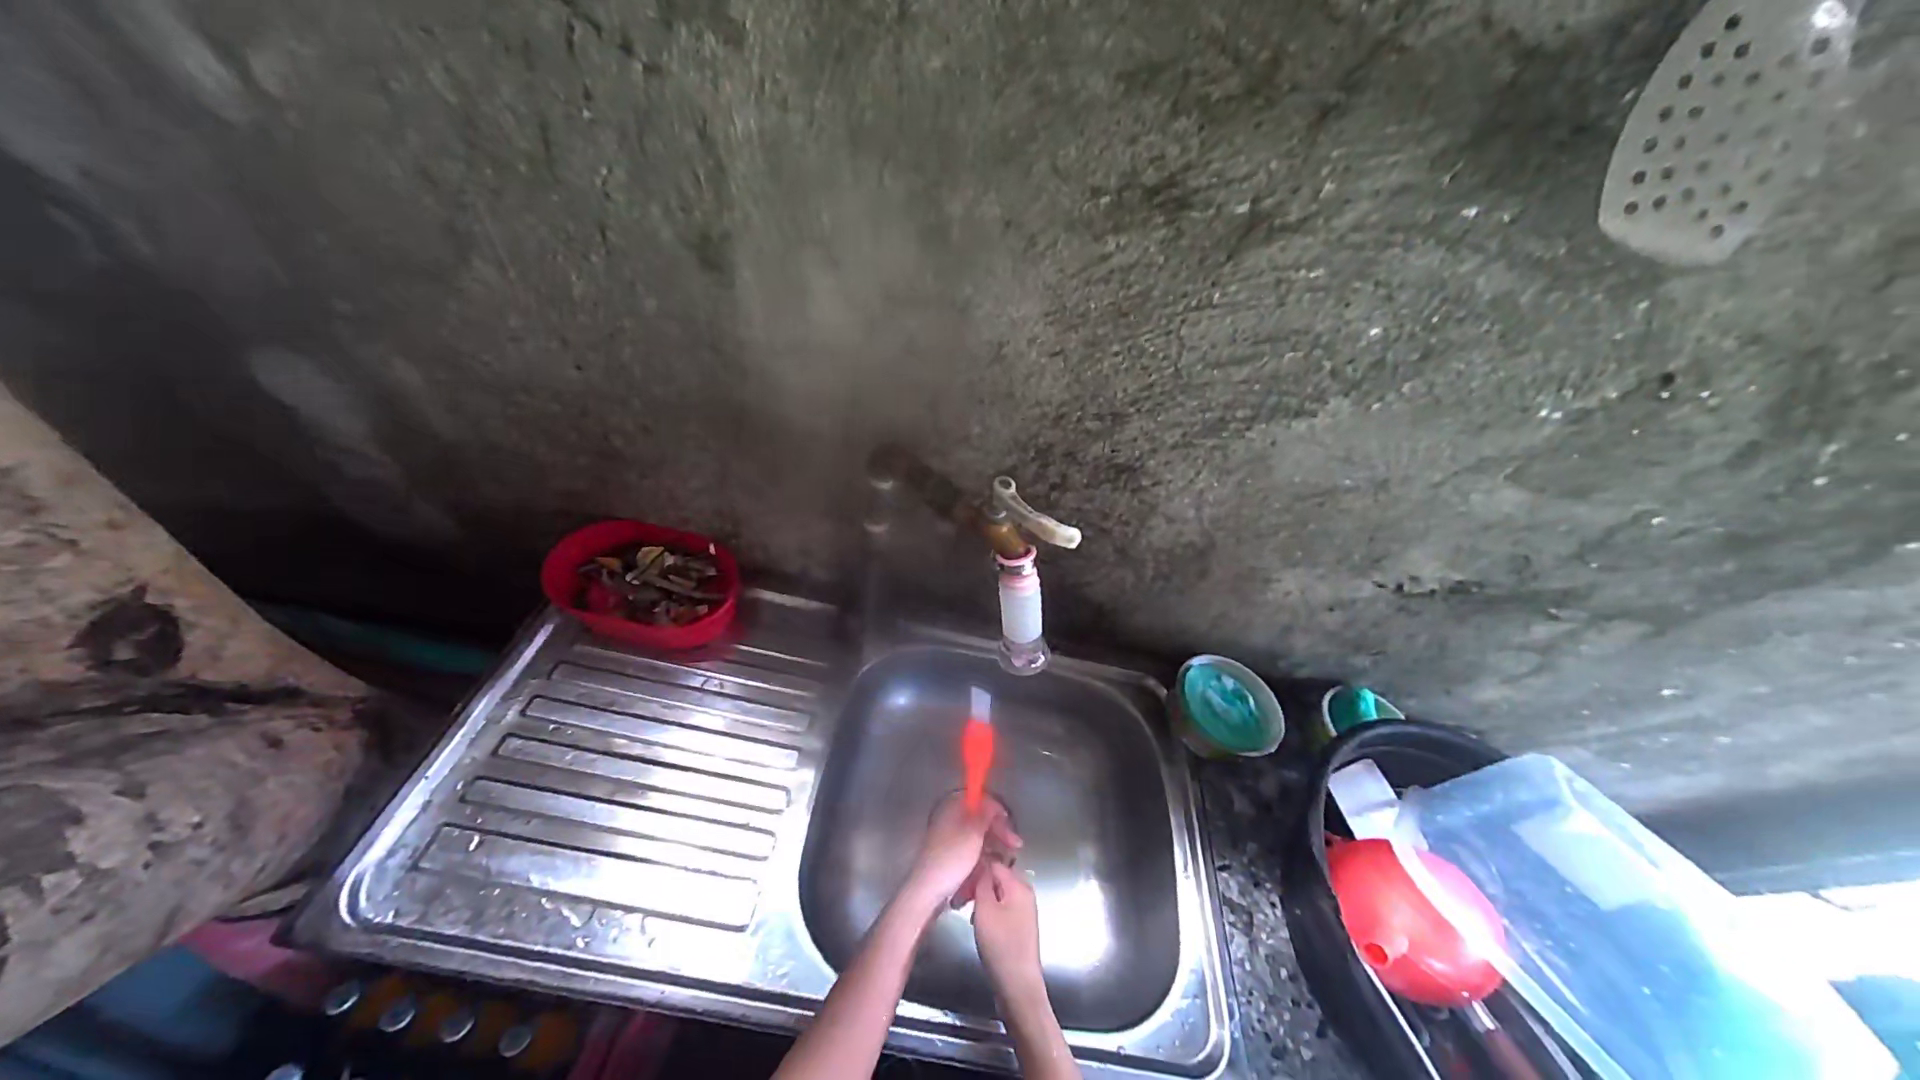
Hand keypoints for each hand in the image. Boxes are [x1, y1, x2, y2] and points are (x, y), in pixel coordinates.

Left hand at [906, 793, 1021, 907]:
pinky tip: (994, 864)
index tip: (1008, 822)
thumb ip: (985, 814)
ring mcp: (950, 836)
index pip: (979, 799)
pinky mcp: (951, 853)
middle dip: (999, 829)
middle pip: (980, 817)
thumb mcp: (973, 832)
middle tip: (1015, 844)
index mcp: (953, 806)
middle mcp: (951, 817)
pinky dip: (984, 853)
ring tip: (1008, 857)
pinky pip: (972, 847)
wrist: (929, 888)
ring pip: (978, 834)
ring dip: (994, 843)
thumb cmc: (952, 857)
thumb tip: (993, 802)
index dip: (995, 808)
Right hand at [971, 860, 1044, 1000]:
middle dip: (978, 885)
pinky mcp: (1020, 926)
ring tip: (969, 913)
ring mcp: (1024, 910)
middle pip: (997, 877)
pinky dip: (989, 912)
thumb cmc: (1000, 944)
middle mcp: (1025, 894)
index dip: (976, 869)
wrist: (1018, 985)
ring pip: (998, 893)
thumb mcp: (985, 909)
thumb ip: (982, 882)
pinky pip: (1002, 908)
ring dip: (982, 900)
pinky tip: (980, 925)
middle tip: (962, 899)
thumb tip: (982, 864)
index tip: (960, 881)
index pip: (994, 863)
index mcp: (1019, 885)